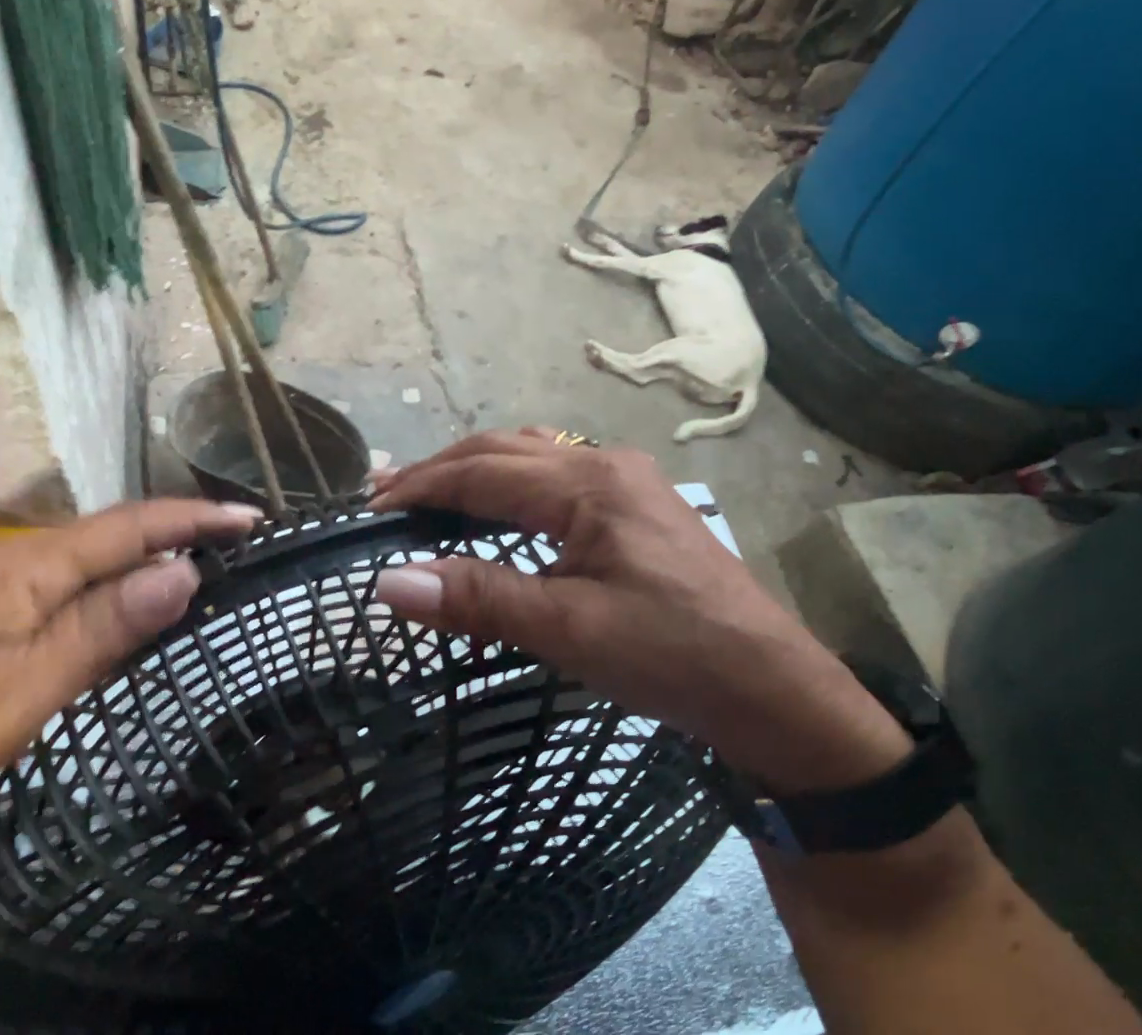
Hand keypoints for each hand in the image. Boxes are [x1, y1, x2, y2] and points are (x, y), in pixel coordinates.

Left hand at [0, 500, 263, 849]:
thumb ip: (107, 626)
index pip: (128, 528)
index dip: (193, 519)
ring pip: (81, 560)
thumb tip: (182, 572)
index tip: (253, 518)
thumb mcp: (27, 688)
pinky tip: (119, 603)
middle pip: (106, 535)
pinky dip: (103, 587)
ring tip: (197, 566)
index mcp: (22, 567)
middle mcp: (5, 558)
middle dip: (174, 533)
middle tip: (237, 545)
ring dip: (140, 559)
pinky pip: (57, 584)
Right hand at [369, 430, 908, 790]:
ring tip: (430, 495)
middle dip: (441, 470)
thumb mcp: (566, 628)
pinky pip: (556, 479)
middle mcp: (606, 466)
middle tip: (385, 496)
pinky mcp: (638, 511)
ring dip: (476, 473)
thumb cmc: (670, 655)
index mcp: (587, 483)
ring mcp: (628, 485)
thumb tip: (387, 582)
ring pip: (532, 460)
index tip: (368, 509)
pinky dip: (510, 488)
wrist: (773, 690)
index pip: (481, 471)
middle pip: (504, 451)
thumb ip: (477, 598)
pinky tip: (500, 510)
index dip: (420, 487)